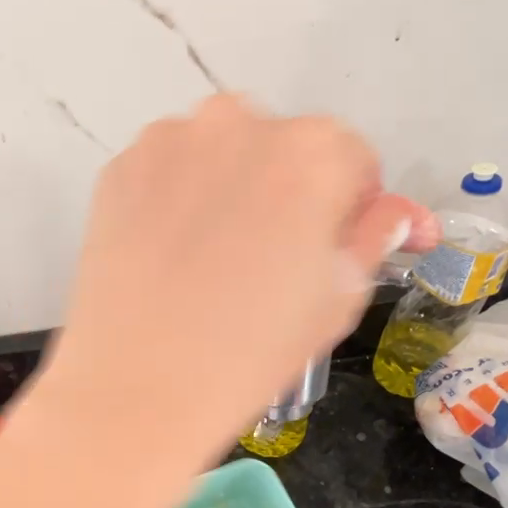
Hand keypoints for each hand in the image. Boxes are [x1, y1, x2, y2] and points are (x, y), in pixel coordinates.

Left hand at [34, 94, 436, 463]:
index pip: (352, 160)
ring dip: (227, 187)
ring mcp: (168, 142)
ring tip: (211, 257)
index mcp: (313, 150)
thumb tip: (389, 213)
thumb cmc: (252, 350)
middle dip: (286, 190)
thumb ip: (371, 238)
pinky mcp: (117, 170)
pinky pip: (164, 172)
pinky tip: (166, 253)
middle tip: (266, 258)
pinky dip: (173, 199)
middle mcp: (239, 123)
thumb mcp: (339, 298)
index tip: (327, 248)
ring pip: (218, 152)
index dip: (347, 207)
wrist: (138, 384)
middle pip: (282, 147)